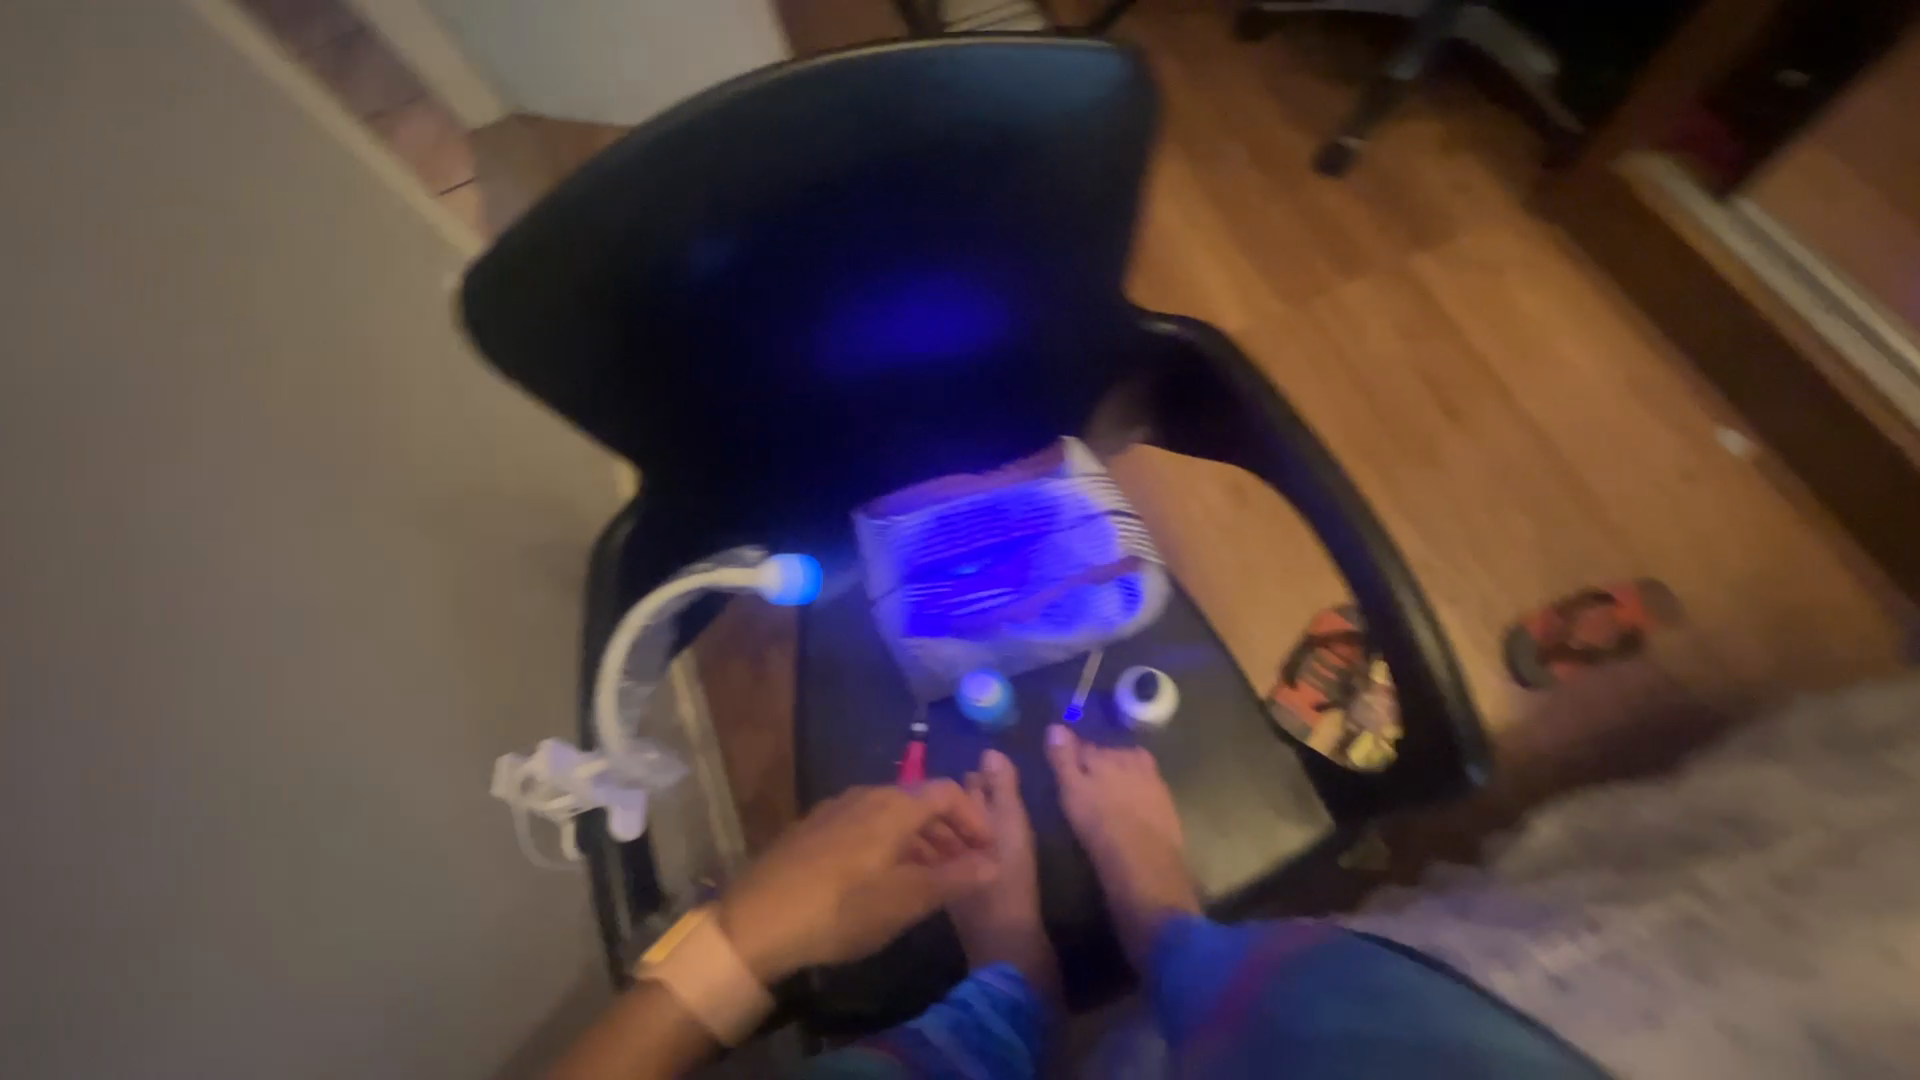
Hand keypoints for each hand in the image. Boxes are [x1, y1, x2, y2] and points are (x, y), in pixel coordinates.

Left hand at [716, 781, 993, 983]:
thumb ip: (955, 878)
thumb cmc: (842, 908)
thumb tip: (996, 863)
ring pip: (892, 815)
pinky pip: (866, 825)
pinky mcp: (814, 827)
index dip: (975, 819)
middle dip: (950, 833)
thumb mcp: (906, 900)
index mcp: (895, 803)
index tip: (988, 853)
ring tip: (930, 880)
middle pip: (921, 801)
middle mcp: (868, 793)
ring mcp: (837, 808)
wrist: (756, 921)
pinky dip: (890, 843)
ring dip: (920, 841)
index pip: (949, 792)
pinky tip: (884, 878)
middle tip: (965, 870)